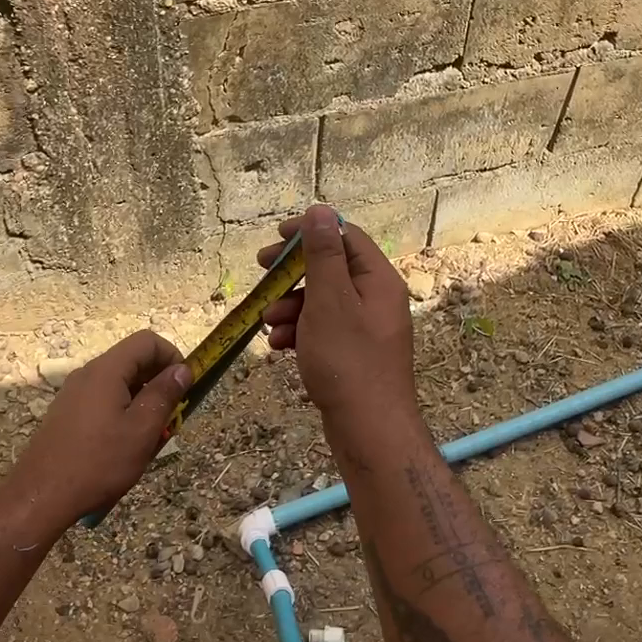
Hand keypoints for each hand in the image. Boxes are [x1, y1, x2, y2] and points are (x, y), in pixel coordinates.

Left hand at [10, 330, 191, 520]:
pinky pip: (103, 400)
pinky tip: (125, 445)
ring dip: (142, 401)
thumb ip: (164, 394)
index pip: (147, 341)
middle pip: (132, 360)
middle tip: (172, 416)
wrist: (40, 496)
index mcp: (107, 370)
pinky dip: (122, 413)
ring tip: (152, 436)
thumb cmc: (98, 462)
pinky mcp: (67, 413)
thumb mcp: (142, 429)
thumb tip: (182, 370)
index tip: (185, 386)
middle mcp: (88, 374)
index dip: (172, 356)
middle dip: (158, 383)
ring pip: (119, 384)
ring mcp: (74, 393)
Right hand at [258, 205, 414, 419]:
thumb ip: (323, 254)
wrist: (369, 431)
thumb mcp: (329, 301)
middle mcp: (376, 299)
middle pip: (331, 268)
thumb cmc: (348, 362)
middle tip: (262, 270)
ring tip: (268, 323)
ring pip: (321, 301)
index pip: (346, 236)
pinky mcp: (352, 354)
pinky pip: (322, 330)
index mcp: (379, 280)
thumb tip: (321, 210)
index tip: (277, 237)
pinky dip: (298, 332)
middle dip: (293, 272)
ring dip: (289, 306)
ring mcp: (365, 329)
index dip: (311, 232)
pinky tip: (278, 347)